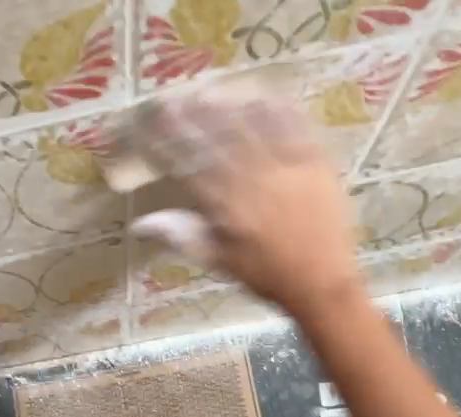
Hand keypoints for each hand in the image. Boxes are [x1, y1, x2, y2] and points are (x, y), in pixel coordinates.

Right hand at [131, 83, 364, 313]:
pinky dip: (275, 106)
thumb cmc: (266, 276)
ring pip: (251, 126)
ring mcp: (287, 167)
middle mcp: (254, 182)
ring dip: (227, 105)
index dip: (165, 143)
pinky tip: (259, 92)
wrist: (322, 283)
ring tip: (207, 89)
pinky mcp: (316, 161)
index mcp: (227, 209)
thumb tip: (138, 224)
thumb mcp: (218, 262)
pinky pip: (294, 125)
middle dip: (190, 117)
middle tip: (170, 97)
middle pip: (216, 139)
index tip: (148, 125)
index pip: (188, 166)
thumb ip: (181, 237)